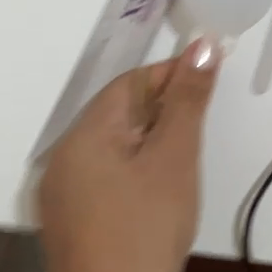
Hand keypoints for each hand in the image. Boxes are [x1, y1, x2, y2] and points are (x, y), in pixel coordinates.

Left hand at [37, 39, 220, 271]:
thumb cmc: (147, 225)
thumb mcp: (176, 154)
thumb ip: (189, 97)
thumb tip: (202, 45)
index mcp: (81, 138)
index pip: (130, 82)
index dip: (172, 75)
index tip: (209, 83)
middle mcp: (62, 160)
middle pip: (121, 111)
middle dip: (165, 108)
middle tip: (199, 127)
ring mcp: (63, 193)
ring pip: (117, 142)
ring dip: (153, 138)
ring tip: (183, 158)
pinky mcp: (72, 219)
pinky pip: (107, 171)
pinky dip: (137, 166)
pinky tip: (159, 187)